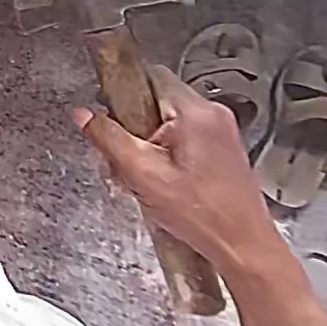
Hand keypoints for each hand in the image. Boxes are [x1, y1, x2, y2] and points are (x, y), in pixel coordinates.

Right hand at [74, 66, 279, 271]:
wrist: (245, 248)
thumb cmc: (200, 213)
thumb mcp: (141, 173)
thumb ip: (107, 137)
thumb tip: (81, 113)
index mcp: (195, 113)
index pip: (147, 76)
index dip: (120, 91)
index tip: (105, 110)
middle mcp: (212, 115)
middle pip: (152, 99)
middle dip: (129, 123)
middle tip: (123, 154)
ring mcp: (219, 131)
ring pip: (163, 118)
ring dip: (143, 139)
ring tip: (141, 171)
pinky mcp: (220, 147)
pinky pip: (177, 133)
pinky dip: (160, 150)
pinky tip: (157, 177)